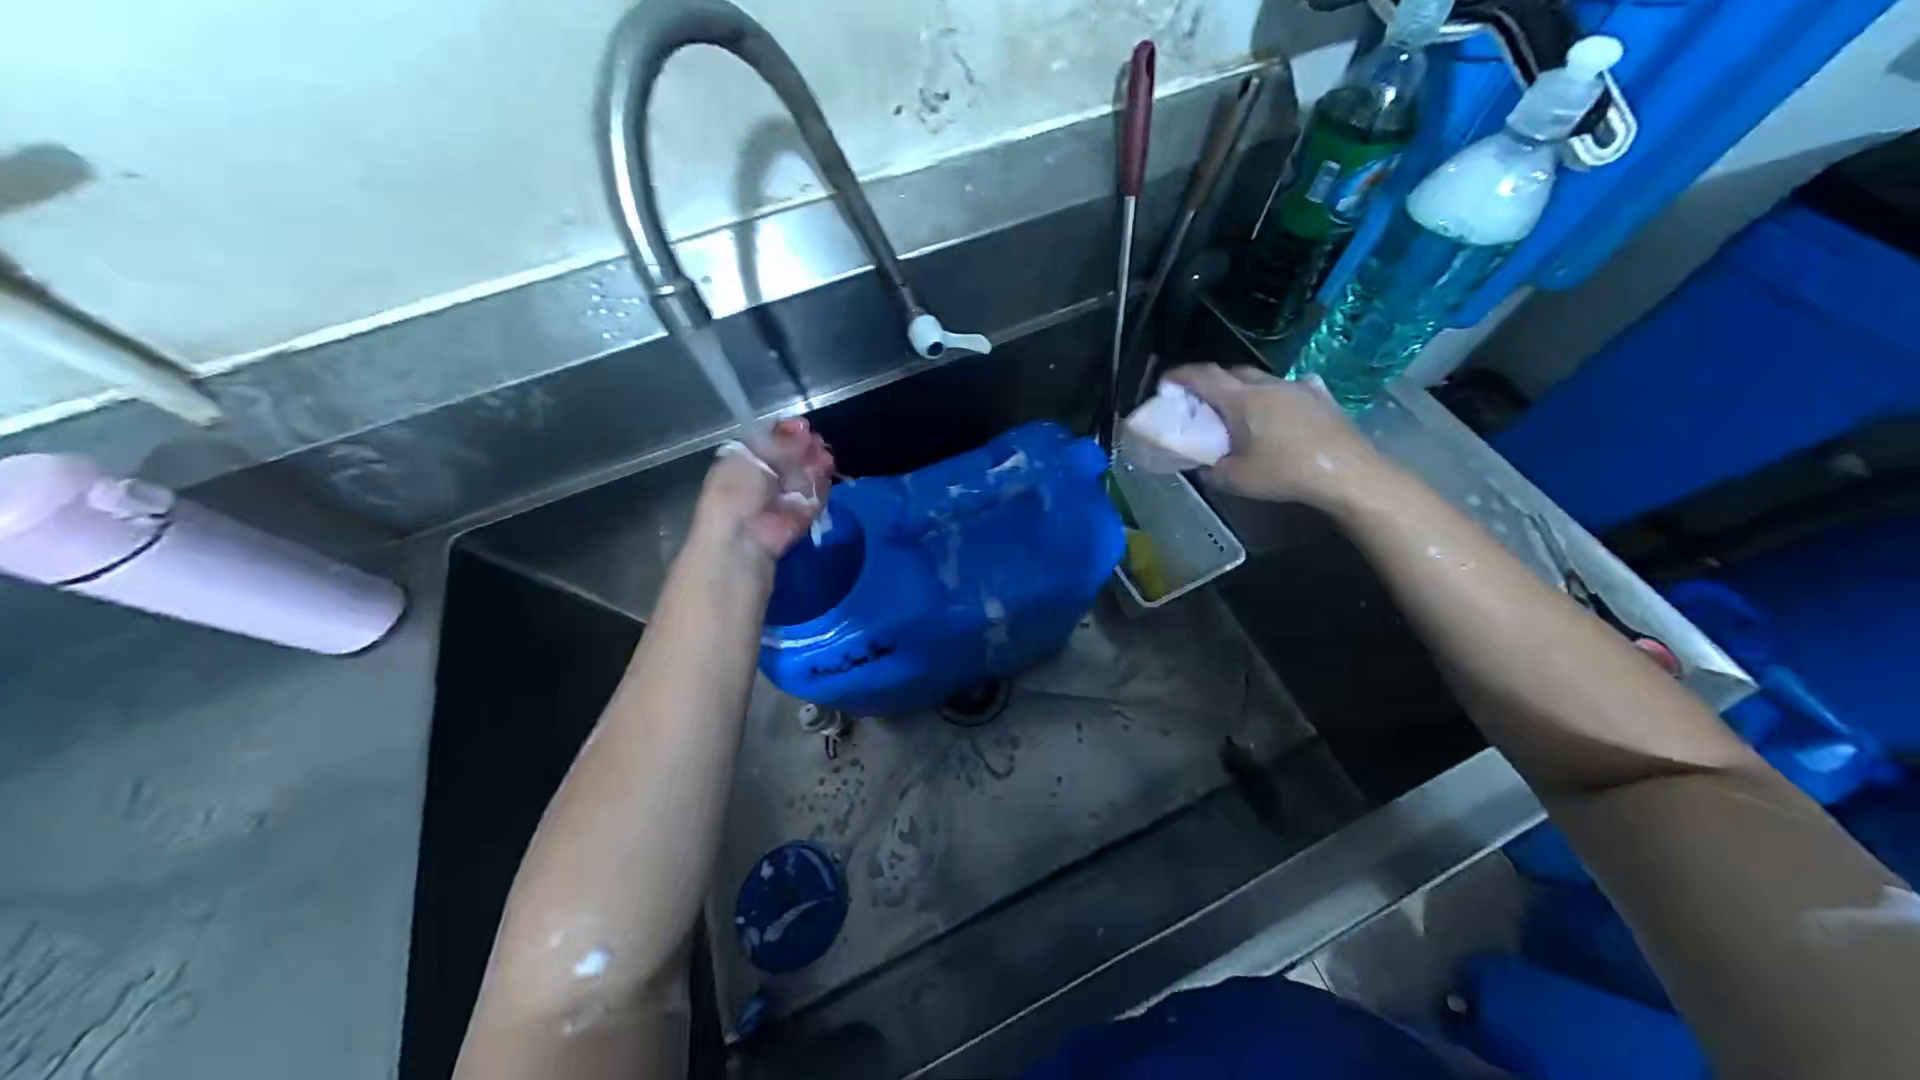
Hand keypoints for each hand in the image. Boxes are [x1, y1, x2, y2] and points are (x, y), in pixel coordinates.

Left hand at [693, 418, 835, 560]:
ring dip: (816, 462)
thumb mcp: (750, 457)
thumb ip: (777, 443)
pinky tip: (824, 471)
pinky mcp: (803, 514)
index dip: (787, 431)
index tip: (802, 426)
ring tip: (823, 456)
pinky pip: (816, 494)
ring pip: (807, 473)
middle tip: (816, 441)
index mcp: (744, 461)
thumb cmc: (736, 491)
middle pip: (792, 456)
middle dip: (805, 446)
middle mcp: (765, 477)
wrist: (743, 537)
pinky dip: (821, 483)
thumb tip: (802, 432)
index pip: (771, 440)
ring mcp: (785, 497)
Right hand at [1164, 364, 1382, 507]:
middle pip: (1233, 373)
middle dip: (1213, 382)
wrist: (1347, 473)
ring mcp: (1298, 387)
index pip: (1204, 376)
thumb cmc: (1285, 473)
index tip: (1167, 382)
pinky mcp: (1321, 397)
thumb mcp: (1236, 480)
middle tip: (1202, 401)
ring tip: (1239, 411)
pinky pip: (1290, 388)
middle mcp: (1269, 385)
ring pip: (1262, 380)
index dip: (1181, 376)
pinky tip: (1279, 411)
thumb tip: (1200, 465)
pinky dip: (1275, 396)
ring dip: (1245, 390)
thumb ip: (1210, 469)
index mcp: (1242, 400)